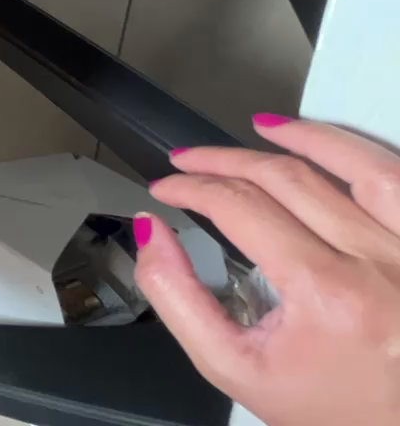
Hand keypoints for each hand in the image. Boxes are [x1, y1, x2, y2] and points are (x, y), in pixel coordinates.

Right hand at [137, 114, 399, 425]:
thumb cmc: (347, 416)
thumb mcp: (234, 367)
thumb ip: (173, 294)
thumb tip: (148, 231)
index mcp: (330, 294)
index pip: (236, 204)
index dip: (186, 187)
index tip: (166, 192)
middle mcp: (389, 268)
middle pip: (285, 179)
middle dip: (219, 160)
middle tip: (188, 162)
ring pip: (367, 169)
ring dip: (305, 138)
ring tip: (263, 128)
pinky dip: (366, 159)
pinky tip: (334, 149)